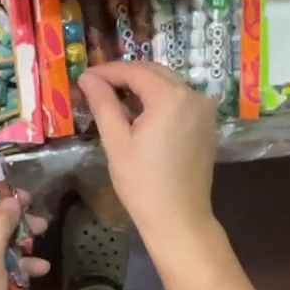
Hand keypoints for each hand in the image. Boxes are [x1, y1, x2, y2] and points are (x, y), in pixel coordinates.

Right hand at [79, 61, 217, 251]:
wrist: (179, 219)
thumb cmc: (143, 184)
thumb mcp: (116, 142)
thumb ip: (103, 104)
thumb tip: (87, 78)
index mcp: (171, 97)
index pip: (134, 71)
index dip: (106, 71)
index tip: (83, 77)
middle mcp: (193, 96)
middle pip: (153, 72)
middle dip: (124, 76)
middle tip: (95, 86)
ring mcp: (204, 110)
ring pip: (167, 85)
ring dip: (141, 87)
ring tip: (113, 100)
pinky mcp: (206, 125)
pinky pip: (179, 101)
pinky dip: (158, 100)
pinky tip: (139, 114)